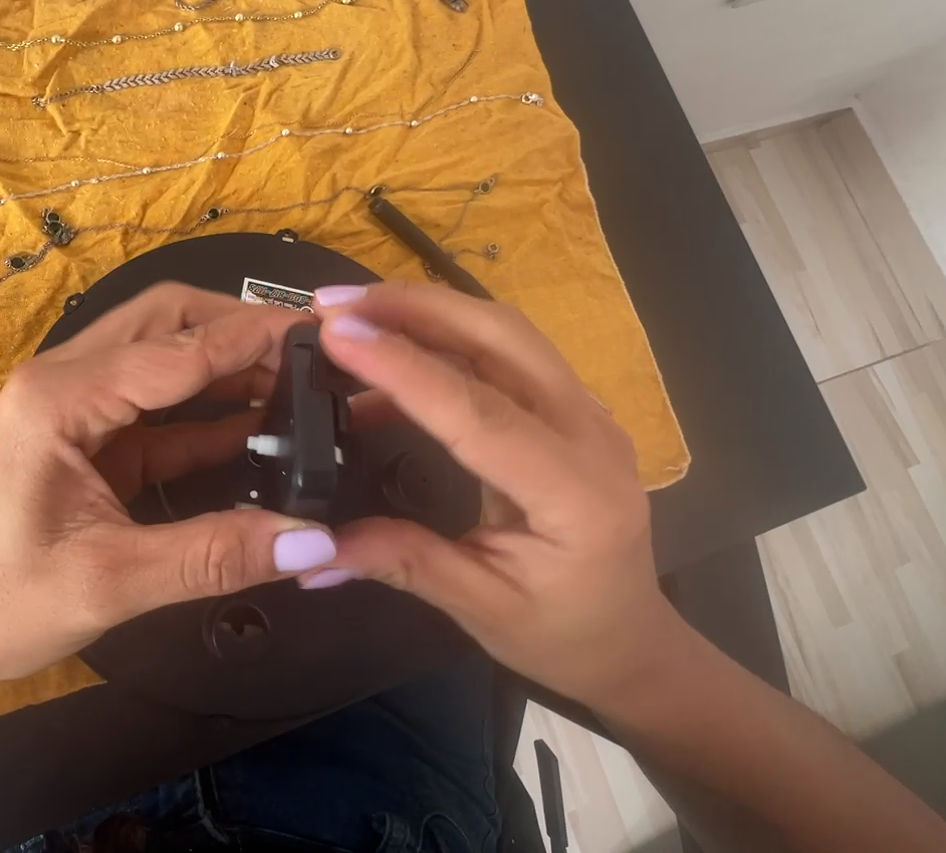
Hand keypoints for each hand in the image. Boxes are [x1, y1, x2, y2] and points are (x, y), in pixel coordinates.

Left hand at [0, 283, 339, 696]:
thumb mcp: (108, 584)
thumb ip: (212, 556)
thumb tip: (311, 541)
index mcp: (59, 397)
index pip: (175, 350)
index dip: (251, 338)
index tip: (320, 331)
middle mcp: (64, 380)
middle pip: (164, 321)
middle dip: (236, 328)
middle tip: (307, 350)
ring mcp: (73, 405)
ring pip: (161, 354)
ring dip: (225, 362)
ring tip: (297, 379)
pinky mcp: (85, 436)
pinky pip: (156, 405)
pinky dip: (206, 409)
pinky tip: (257, 425)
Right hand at [302, 282, 690, 708]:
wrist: (632, 641)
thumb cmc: (566, 634)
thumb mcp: (482, 609)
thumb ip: (404, 563)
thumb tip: (313, 550)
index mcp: (575, 493)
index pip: (480, 413)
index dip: (405, 369)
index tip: (339, 332)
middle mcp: (589, 433)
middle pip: (502, 336)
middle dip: (414, 307)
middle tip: (333, 305)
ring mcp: (582, 410)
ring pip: (502, 331)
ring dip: (423, 311)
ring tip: (349, 316)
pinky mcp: (564, 406)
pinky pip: (499, 352)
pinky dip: (437, 340)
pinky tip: (383, 364)